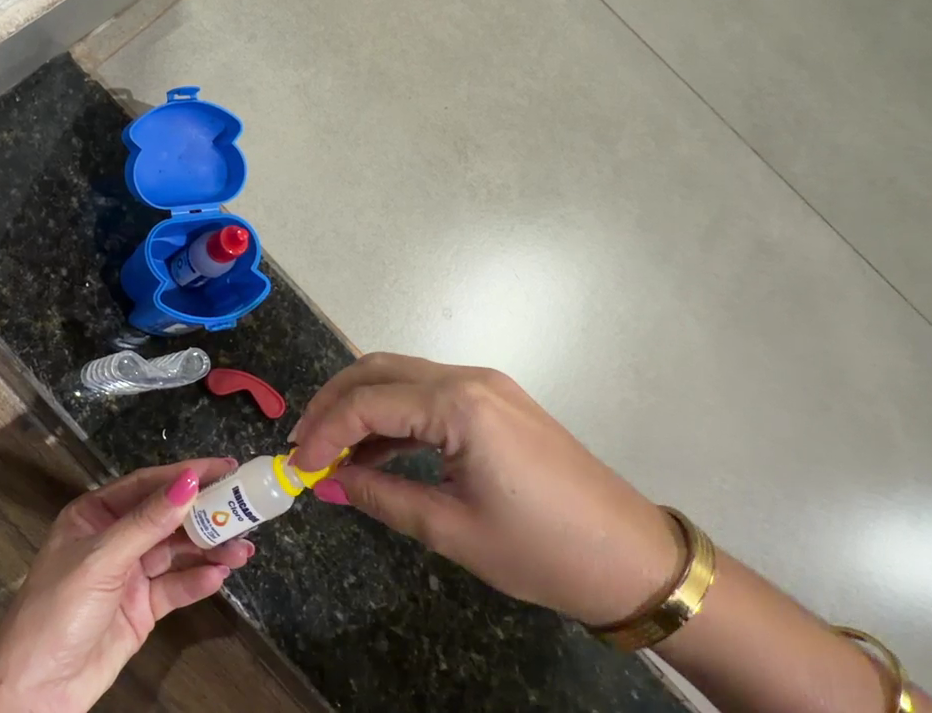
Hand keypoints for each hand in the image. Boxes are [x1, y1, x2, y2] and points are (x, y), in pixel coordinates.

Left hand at [0, 458, 253, 712]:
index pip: (147, 485)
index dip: (186, 474)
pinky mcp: (141, 609)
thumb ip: (147, 523)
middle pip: (166, 517)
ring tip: (244, 548)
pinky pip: (175, 587)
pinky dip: (198, 581)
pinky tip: (220, 575)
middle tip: (246, 507)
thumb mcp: (101, 560)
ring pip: (176, 552)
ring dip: (209, 548)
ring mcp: (129, 575)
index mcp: (93, 515)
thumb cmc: (57, 611)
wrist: (36, 690)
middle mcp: (113, 539)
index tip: (225, 467)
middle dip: (205, 512)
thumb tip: (188, 482)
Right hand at [290, 353, 679, 626]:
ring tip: (330, 450)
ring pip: (399, 376)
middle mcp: (468, 378)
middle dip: (332, 404)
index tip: (298, 468)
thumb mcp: (452, 530)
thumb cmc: (543, 551)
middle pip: (377, 371)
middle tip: (304, 446)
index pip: (366, 402)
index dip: (324, 433)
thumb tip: (329, 483)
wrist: (634, 561)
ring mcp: (485, 385)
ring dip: (359, 406)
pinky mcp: (495, 401)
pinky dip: (392, 415)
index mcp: (459, 404)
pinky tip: (373, 452)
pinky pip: (427, 394)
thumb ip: (381, 497)